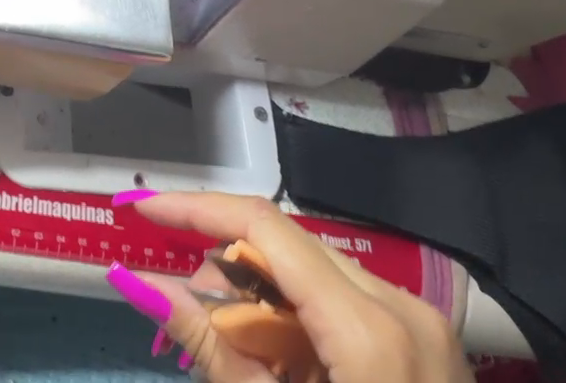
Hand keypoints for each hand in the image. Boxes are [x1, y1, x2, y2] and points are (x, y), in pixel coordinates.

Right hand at [106, 192, 475, 382]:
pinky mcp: (427, 341)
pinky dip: (295, 312)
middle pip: (284, 244)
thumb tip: (139, 282)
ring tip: (236, 348)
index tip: (142, 209)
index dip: (195, 208)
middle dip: (224, 262)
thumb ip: (210, 344)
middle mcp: (400, 304)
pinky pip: (341, 296)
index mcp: (368, 327)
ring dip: (258, 288)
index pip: (262, 225)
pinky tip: (279, 357)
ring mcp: (421, 322)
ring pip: (310, 266)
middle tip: (187, 310)